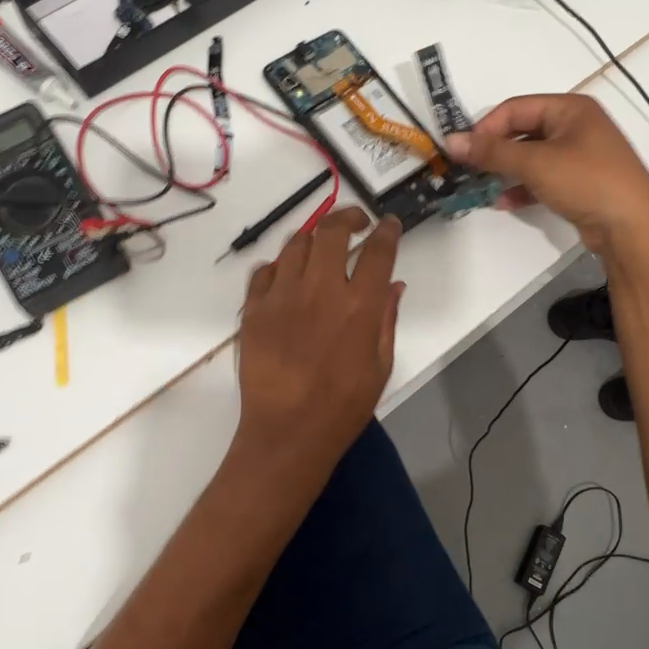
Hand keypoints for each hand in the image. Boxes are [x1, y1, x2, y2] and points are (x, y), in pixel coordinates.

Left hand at [235, 207, 403, 474]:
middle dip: (347, 217)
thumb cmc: (342, 406)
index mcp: (359, 305)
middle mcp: (320, 290)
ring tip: (321, 248)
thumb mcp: (380, 366)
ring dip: (313, 238)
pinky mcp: (254, 309)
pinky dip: (280, 265)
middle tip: (355, 223)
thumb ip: (386, 320)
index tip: (389, 225)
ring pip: (295, 243)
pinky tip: (288, 277)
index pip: (377, 250)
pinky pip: (265, 270)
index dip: (386, 231)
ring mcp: (282, 296)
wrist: (287, 430)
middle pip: (331, 231)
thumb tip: (394, 285)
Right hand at [446, 95, 648, 252]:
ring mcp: (581, 155)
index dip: (486, 127)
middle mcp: (577, 125)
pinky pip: (543, 178)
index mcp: (570, 108)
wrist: (632, 225)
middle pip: (523, 131)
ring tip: (483, 187)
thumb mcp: (536, 163)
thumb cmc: (587, 181)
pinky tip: (505, 202)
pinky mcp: (581, 182)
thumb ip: (492, 152)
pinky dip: (523, 187)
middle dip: (496, 151)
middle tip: (469, 170)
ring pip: (532, 157)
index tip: (463, 151)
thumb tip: (452, 141)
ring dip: (507, 171)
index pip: (516, 108)